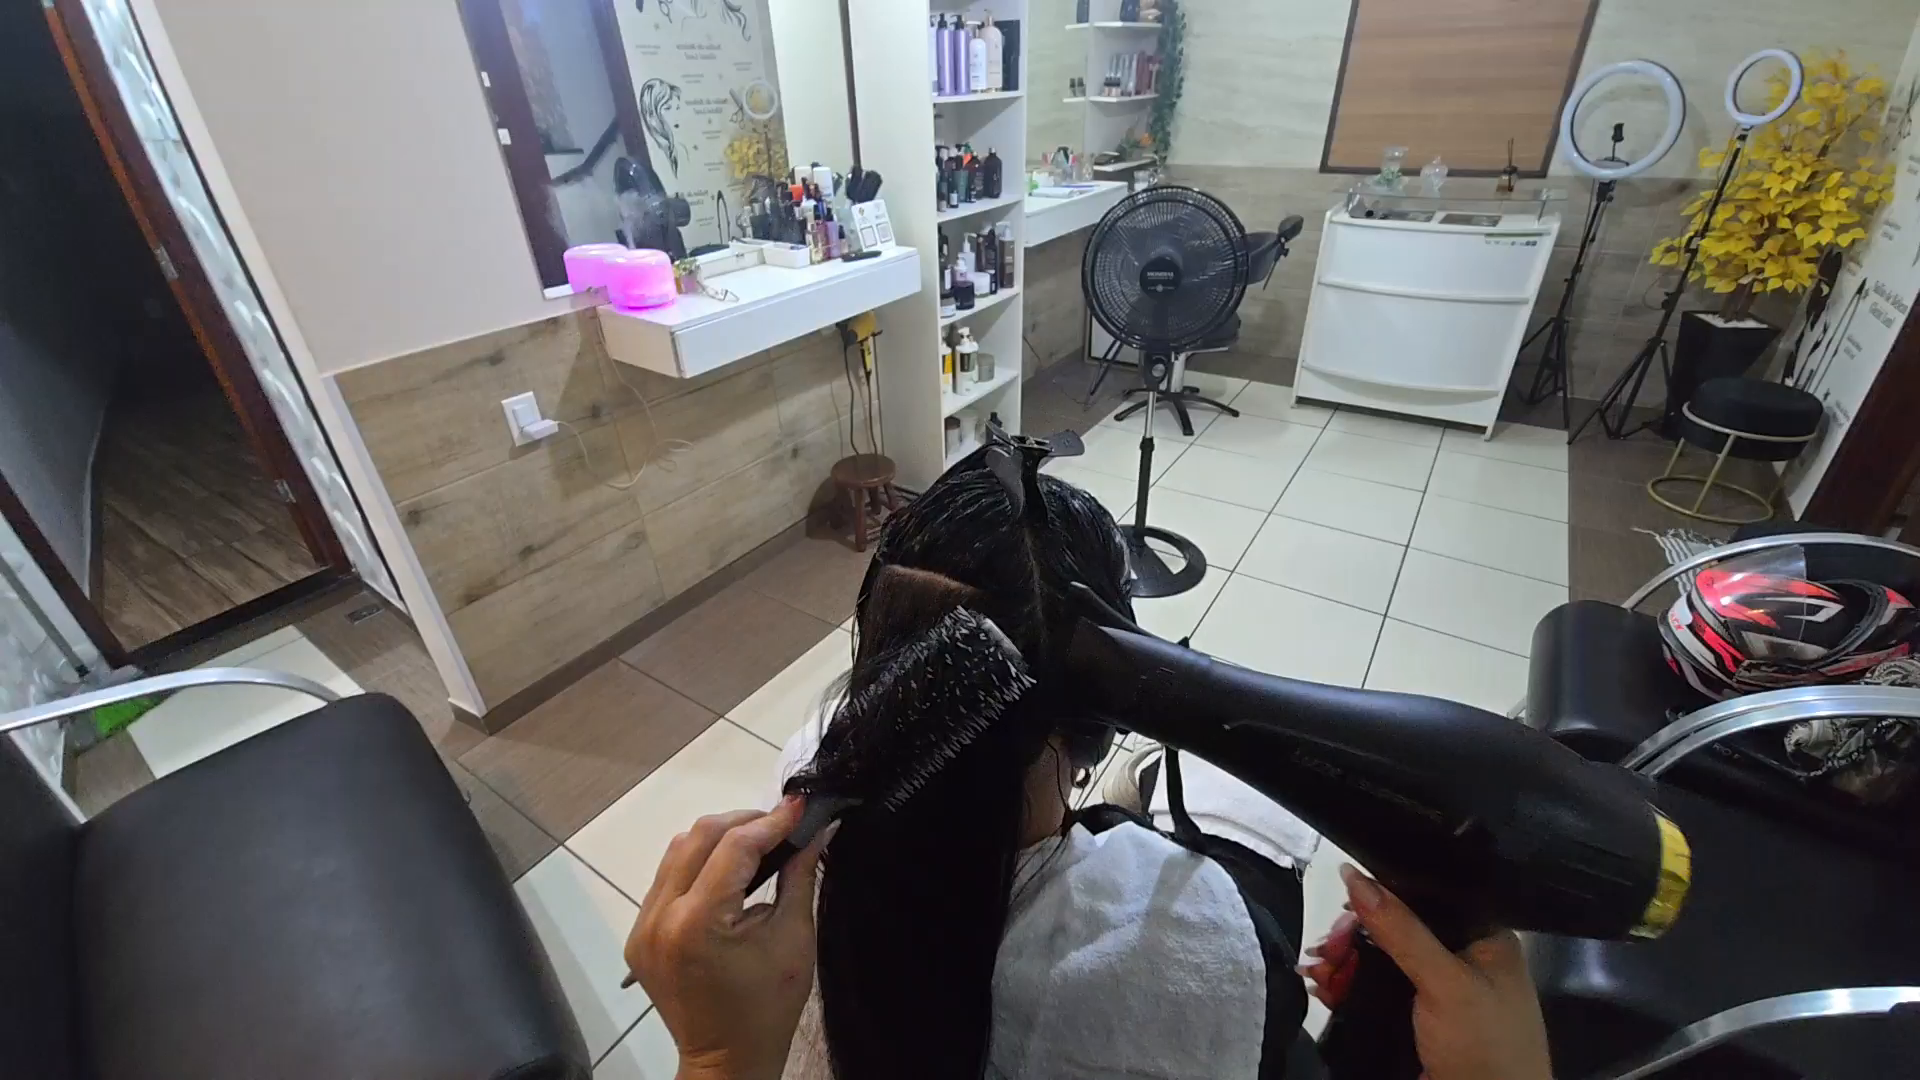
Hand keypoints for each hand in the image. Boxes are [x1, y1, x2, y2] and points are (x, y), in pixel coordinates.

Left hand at [624, 797, 826, 1079]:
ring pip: (680, 847)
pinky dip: (701, 858)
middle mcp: (661, 918)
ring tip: (758, 841)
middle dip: (746, 820)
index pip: (735, 846)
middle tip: (782, 824)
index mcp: (698, 924)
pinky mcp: (640, 932)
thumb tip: (819, 826)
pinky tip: (729, 868)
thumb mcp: (793, 935)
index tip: (802, 806)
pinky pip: (669, 873)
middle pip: (700, 836)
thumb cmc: (768, 1005)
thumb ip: (801, 872)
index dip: (772, 821)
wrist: (726, 1061)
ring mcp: (643, 925)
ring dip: (721, 835)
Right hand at [1302, 866, 1552, 1079]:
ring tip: (1316, 973)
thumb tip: (1352, 874)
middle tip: (1325, 951)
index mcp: (1483, 939)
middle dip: (1350, 936)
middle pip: (1390, 926)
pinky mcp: (1414, 1015)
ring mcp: (1436, 989)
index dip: (1378, 895)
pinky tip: (1322, 986)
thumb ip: (1400, 929)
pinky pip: (1371, 984)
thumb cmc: (1485, 1049)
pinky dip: (1345, 983)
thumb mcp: (1445, 984)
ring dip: (1341, 960)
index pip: (1422, 896)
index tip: (1343, 909)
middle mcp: (1460, 957)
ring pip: (1376, 956)